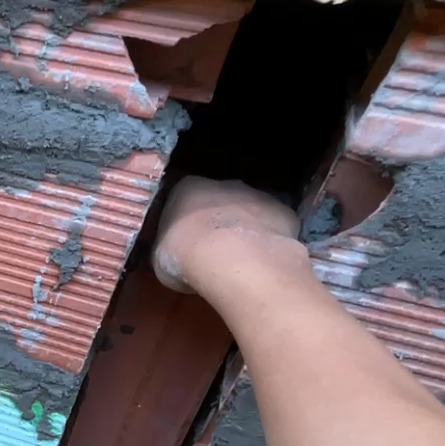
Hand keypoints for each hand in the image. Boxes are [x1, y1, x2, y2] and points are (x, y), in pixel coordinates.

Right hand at [151, 177, 304, 294]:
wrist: (235, 261)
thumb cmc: (184, 256)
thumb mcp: (160, 255)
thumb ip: (166, 244)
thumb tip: (171, 249)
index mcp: (187, 188)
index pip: (182, 194)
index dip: (182, 216)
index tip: (180, 236)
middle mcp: (224, 183)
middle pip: (219, 198)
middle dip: (216, 218)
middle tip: (209, 248)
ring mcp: (259, 194)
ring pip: (248, 209)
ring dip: (242, 227)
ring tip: (236, 258)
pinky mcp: (284, 212)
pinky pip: (272, 224)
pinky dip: (267, 238)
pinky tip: (260, 260)